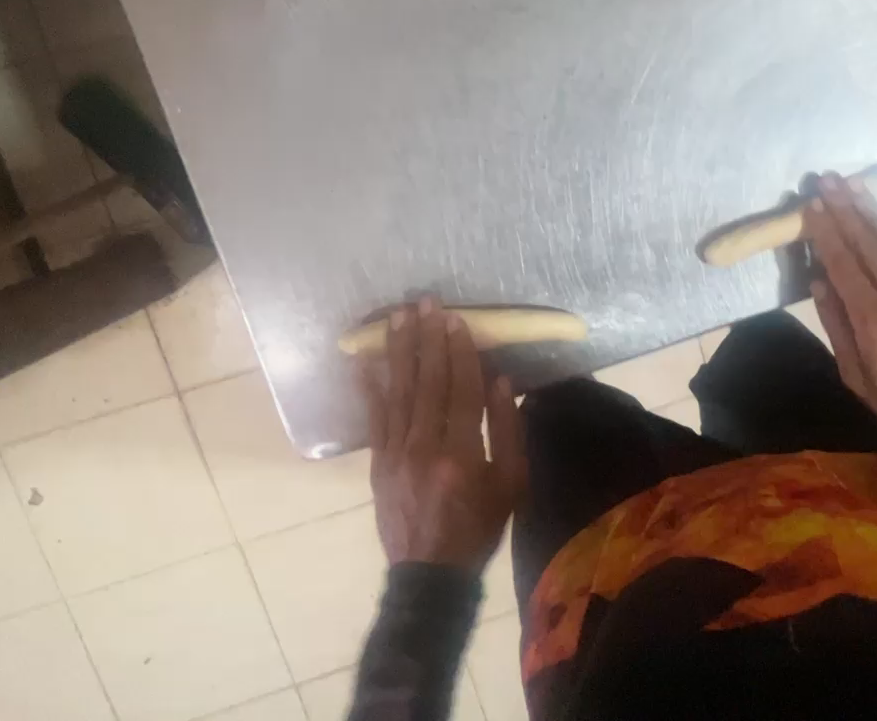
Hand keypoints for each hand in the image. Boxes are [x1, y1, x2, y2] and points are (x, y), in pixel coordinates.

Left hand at [358, 296, 525, 571]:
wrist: (429, 574)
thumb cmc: (480, 525)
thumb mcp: (511, 482)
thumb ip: (507, 428)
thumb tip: (501, 380)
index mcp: (462, 452)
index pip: (461, 388)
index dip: (460, 351)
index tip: (457, 319)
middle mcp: (424, 446)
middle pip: (427, 382)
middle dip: (428, 338)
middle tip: (426, 302)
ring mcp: (395, 453)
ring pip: (399, 392)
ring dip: (400, 350)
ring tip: (400, 316)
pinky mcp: (377, 462)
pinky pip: (374, 417)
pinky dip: (370, 386)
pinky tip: (365, 359)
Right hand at [802, 172, 876, 452]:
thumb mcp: (853, 372)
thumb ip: (835, 324)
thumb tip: (819, 280)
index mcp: (872, 318)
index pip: (843, 264)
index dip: (826, 232)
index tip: (812, 206)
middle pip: (867, 243)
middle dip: (844, 208)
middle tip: (827, 180)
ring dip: (871, 208)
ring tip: (853, 183)